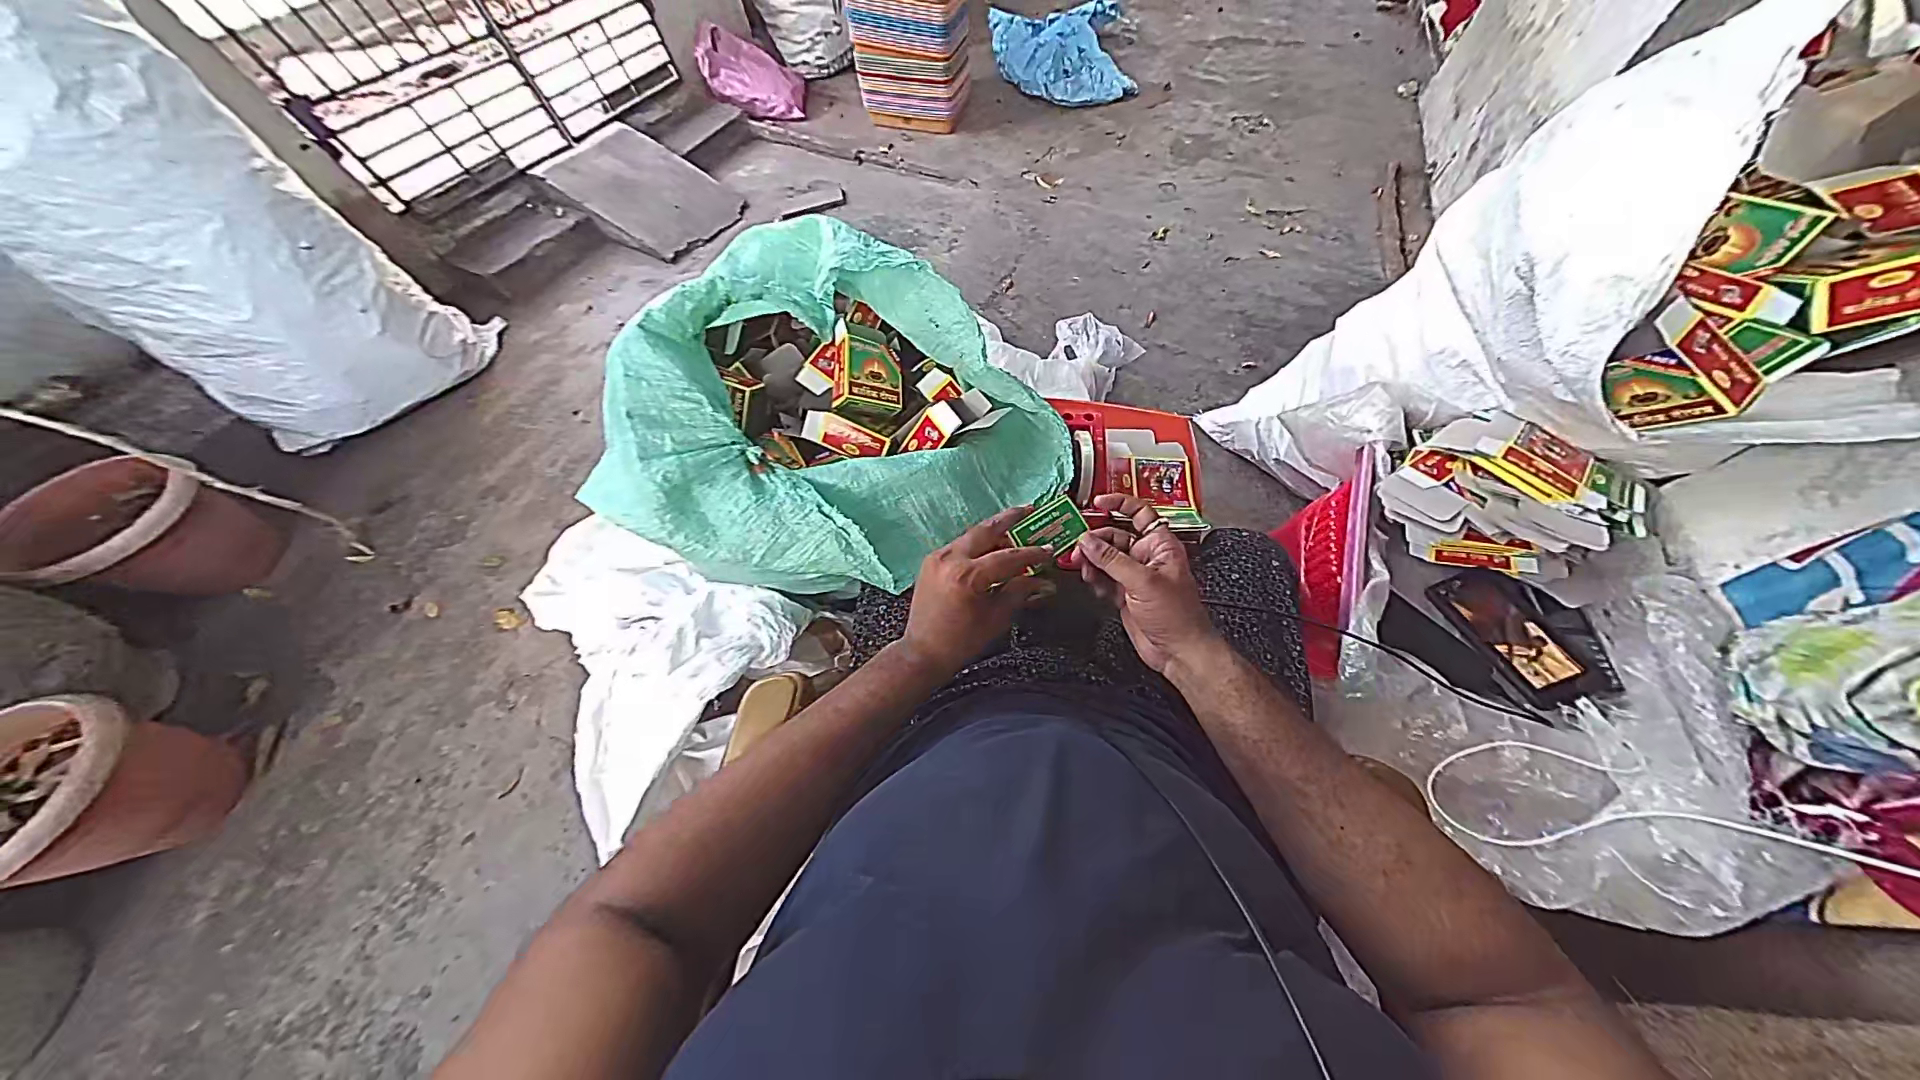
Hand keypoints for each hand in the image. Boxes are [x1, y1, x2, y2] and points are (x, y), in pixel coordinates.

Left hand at [899, 506, 1053, 674]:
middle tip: (1030, 511)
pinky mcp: (931, 561)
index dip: (1031, 554)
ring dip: (994, 532)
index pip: (1008, 557)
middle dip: (1010, 519)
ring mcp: (938, 558)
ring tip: (1015, 530)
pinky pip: (960, 545)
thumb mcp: (997, 617)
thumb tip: (1043, 582)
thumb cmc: (962, 641)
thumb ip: (1020, 592)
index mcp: (968, 576)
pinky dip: (978, 544)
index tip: (1048, 551)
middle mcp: (950, 559)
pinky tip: (992, 548)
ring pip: (972, 535)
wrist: (924, 652)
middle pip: (986, 531)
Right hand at [1067, 494, 1221, 673]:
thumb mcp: (1143, 581)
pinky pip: (1103, 578)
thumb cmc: (1177, 616)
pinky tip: (1092, 582)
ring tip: (1082, 567)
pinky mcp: (1124, 593)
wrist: (1178, 651)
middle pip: (1115, 537)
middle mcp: (1147, 557)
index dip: (1120, 504)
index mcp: (1160, 546)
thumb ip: (1112, 560)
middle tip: (1079, 547)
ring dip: (1091, 561)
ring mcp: (1134, 576)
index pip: (1140, 514)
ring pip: (1105, 558)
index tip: (1098, 503)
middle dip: (1096, 540)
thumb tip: (1089, 542)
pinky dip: (1094, 578)